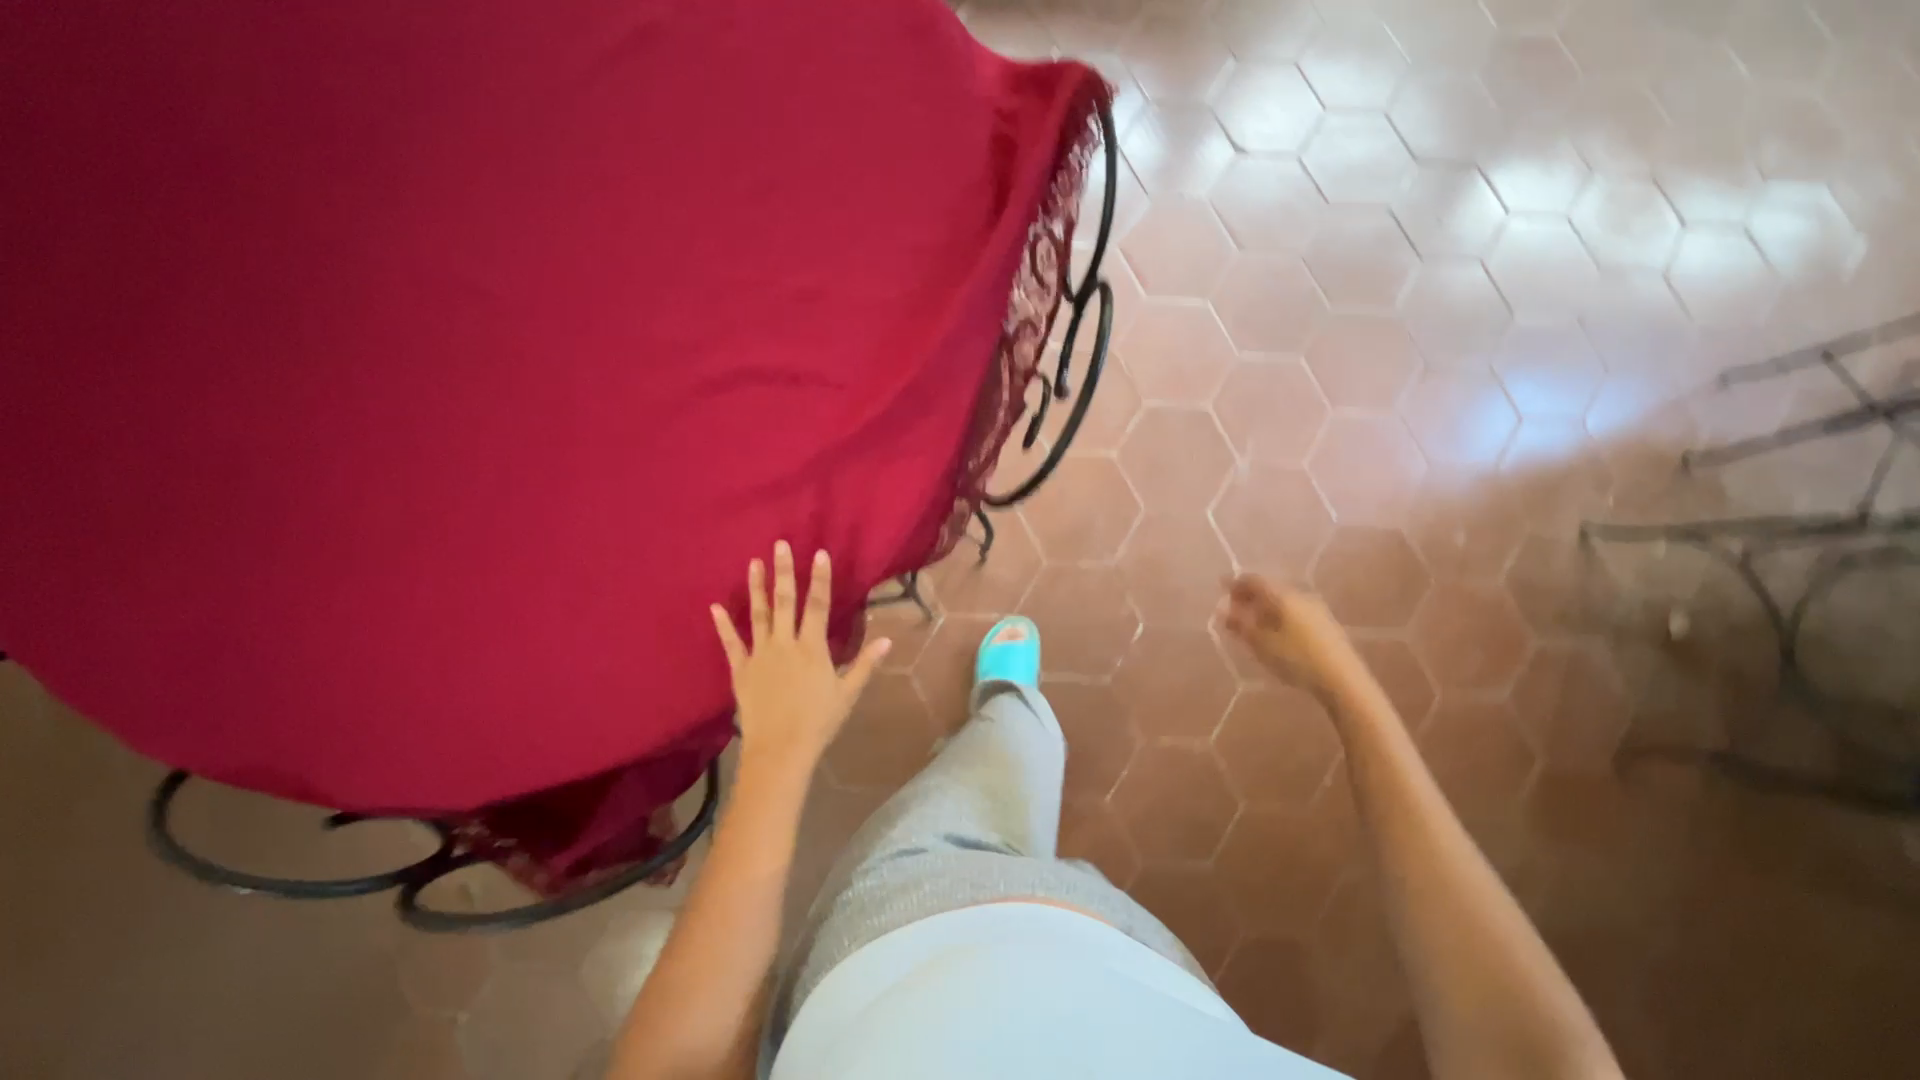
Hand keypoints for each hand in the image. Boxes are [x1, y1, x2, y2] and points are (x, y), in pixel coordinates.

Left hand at [710, 542, 888, 779]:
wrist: (781, 749)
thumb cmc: (819, 722)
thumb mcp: (848, 694)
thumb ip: (866, 664)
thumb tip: (888, 640)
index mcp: (812, 648)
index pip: (818, 605)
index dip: (820, 579)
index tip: (819, 554)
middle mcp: (785, 644)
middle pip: (785, 601)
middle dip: (784, 571)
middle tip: (779, 545)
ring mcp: (760, 655)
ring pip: (758, 615)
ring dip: (756, 588)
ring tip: (753, 563)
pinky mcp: (741, 670)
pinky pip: (731, 643)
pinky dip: (723, 625)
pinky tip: (715, 607)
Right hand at [1217, 573, 1358, 694]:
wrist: (1342, 679)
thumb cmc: (1295, 658)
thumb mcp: (1261, 643)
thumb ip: (1240, 624)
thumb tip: (1223, 609)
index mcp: (1282, 596)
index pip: (1253, 580)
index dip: (1235, 583)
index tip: (1221, 588)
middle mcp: (1300, 596)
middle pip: (1269, 589)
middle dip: (1249, 596)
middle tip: (1234, 608)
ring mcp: (1316, 609)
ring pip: (1283, 601)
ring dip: (1264, 608)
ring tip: (1252, 623)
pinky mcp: (1325, 624)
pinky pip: (1294, 612)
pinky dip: (1279, 616)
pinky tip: (1275, 632)